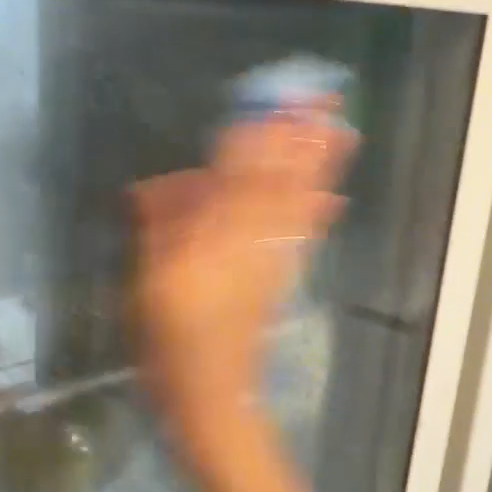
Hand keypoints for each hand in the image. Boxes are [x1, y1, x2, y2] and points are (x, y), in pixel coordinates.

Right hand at [131, 115, 354, 449]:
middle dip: (300, 140)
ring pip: (299, 201)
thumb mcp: (149, 276)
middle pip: (279, 179)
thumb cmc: (169, 334)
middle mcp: (252, 238)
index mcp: (215, 235)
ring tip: (341, 130)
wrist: (210, 391)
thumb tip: (164, 184)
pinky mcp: (282, 276)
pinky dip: (321, 212)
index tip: (274, 102)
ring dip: (320, 165)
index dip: (256, 136)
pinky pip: (306, 236)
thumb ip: (159, 225)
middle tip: (328, 100)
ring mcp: (273, 257)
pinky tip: (335, 196)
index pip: (237, 173)